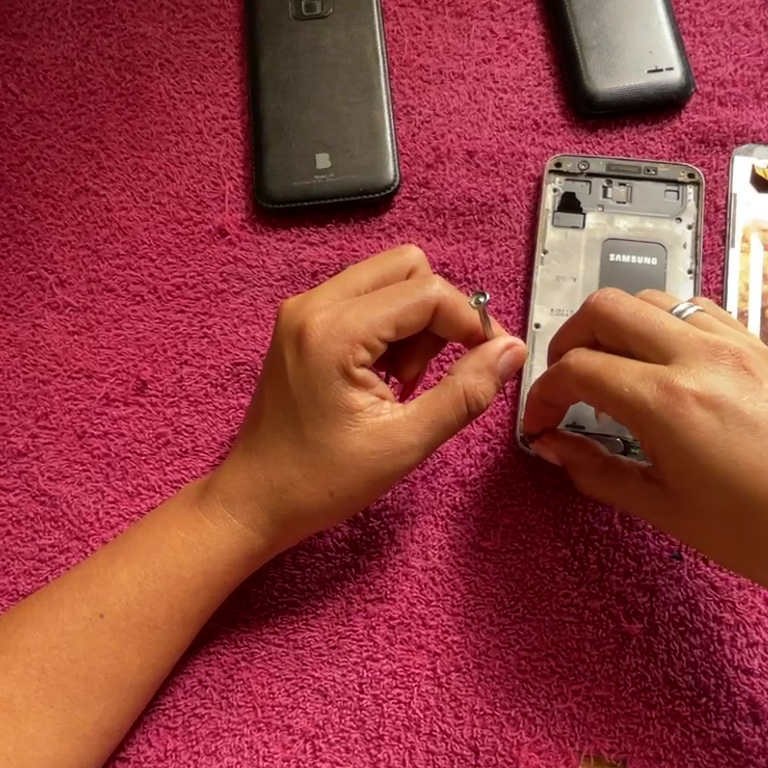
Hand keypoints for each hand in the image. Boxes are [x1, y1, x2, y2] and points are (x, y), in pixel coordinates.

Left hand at [206, 246, 527, 549]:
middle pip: (407, 268)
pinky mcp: (302, 323)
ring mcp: (303, 310)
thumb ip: (465, 393)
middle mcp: (314, 304)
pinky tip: (383, 379)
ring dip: (413, 323)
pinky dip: (388, 329)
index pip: (427, 292)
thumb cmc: (322, 481)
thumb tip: (512, 352)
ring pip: (387, 281)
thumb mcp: (404, 443)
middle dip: (438, 315)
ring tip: (403, 384)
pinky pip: (363, 300)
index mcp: (334, 331)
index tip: (489, 361)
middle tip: (434, 373)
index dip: (470, 322)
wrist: (255, 499)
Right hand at [523, 288, 767, 609]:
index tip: (540, 425)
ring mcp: (734, 344)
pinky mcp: (760, 347)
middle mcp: (697, 356)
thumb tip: (553, 448)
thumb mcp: (666, 510)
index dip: (542, 396)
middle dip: (567, 343)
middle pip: (603, 309)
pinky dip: (658, 326)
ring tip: (608, 373)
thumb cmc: (767, 536)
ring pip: (648, 299)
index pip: (576, 369)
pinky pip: (693, 310)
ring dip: (612, 327)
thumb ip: (597, 471)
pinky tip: (659, 367)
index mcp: (667, 402)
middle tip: (564, 388)